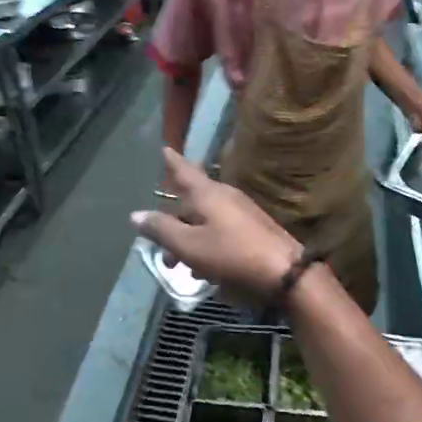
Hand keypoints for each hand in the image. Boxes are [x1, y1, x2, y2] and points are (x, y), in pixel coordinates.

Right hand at [133, 148, 302, 299]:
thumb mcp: (189, 245)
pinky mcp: (252, 229)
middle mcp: (224, 196)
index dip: (172, 162)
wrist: (285, 272)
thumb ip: (161, 229)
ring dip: (189, 239)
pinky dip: (206, 244)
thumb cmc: (231, 254)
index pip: (184, 171)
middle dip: (173, 222)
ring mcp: (241, 212)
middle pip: (192, 202)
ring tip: (179, 265)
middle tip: (161, 247)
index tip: (164, 149)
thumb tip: (136, 214)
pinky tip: (205, 269)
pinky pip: (220, 230)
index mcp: (207, 194)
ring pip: (205, 219)